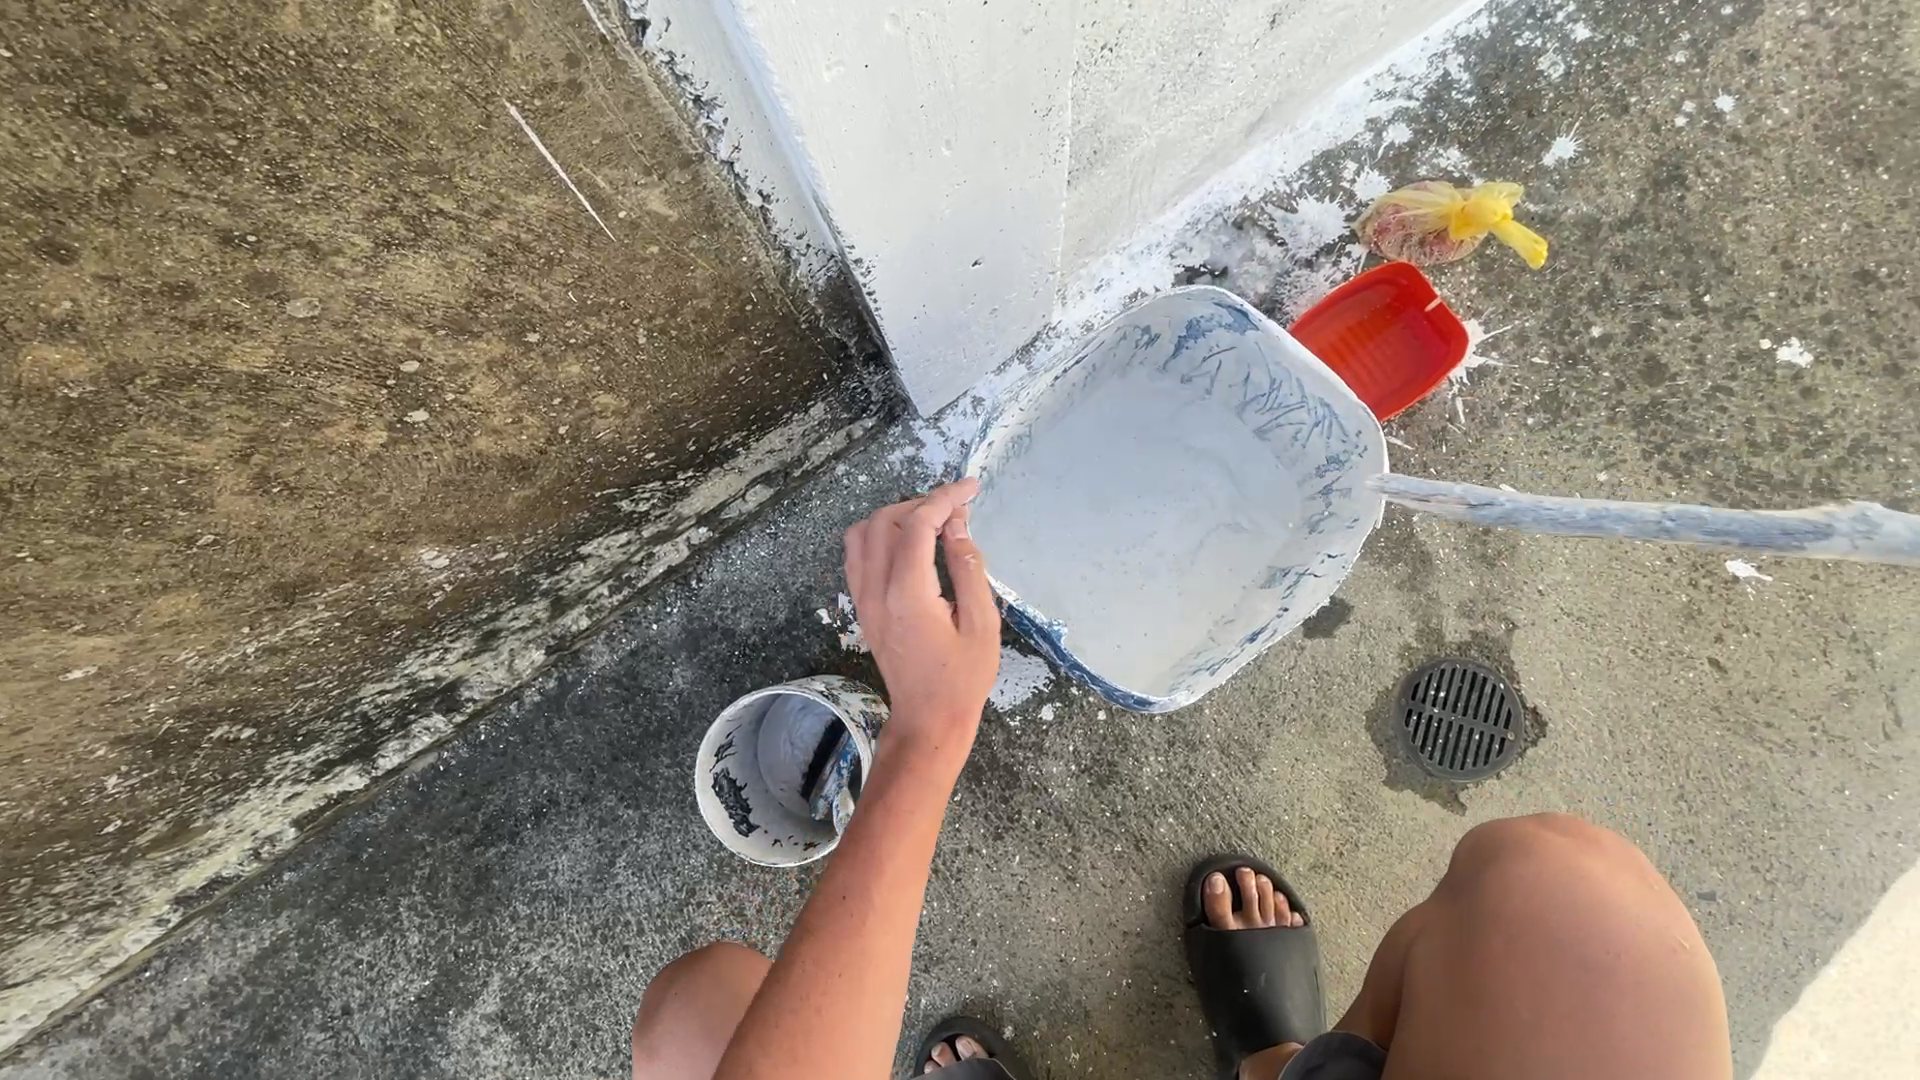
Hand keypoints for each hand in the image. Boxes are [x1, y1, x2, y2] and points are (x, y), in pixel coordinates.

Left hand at [843, 479, 1000, 758]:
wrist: (927, 718)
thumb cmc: (962, 677)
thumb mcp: (982, 623)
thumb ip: (968, 568)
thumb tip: (956, 525)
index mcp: (908, 593)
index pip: (918, 524)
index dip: (945, 498)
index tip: (971, 488)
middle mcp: (876, 589)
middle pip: (886, 520)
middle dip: (922, 504)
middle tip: (957, 512)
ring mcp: (862, 598)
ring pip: (863, 532)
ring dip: (896, 516)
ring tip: (932, 524)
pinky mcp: (861, 606)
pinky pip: (857, 554)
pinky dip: (879, 535)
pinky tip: (908, 544)